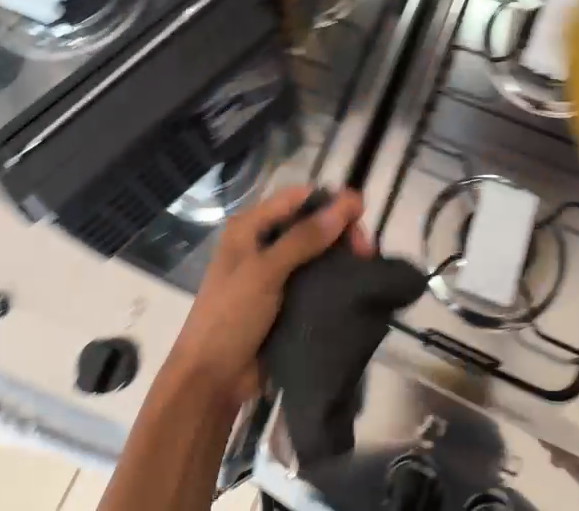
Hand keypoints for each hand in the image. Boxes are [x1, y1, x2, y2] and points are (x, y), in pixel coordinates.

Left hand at [163, 185, 371, 408]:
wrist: (213, 379)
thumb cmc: (230, 316)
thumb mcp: (264, 273)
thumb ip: (303, 238)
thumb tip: (346, 205)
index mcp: (250, 227)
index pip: (297, 199)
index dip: (330, 201)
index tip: (362, 213)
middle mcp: (263, 243)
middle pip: (311, 223)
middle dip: (340, 230)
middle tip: (366, 252)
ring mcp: (276, 273)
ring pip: (318, 252)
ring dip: (342, 255)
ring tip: (366, 269)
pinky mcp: (288, 300)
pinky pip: (317, 279)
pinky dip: (336, 278)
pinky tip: (355, 285)